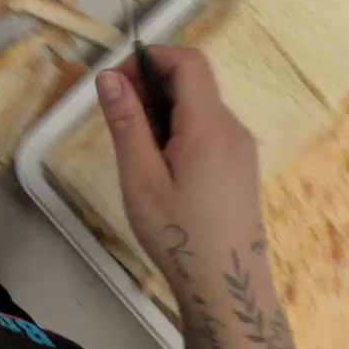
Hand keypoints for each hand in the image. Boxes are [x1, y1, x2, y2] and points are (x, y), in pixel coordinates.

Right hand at [95, 46, 266, 296]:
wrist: (226, 290)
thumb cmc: (178, 232)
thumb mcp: (139, 176)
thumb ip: (126, 121)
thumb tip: (109, 75)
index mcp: (210, 127)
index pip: (188, 62)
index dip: (150, 58)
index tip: (117, 83)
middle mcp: (232, 129)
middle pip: (193, 81)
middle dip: (149, 85)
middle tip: (117, 119)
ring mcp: (240, 148)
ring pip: (197, 105)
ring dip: (161, 109)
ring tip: (135, 149)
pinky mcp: (239, 166)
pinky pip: (205, 127)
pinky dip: (176, 127)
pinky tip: (159, 165)